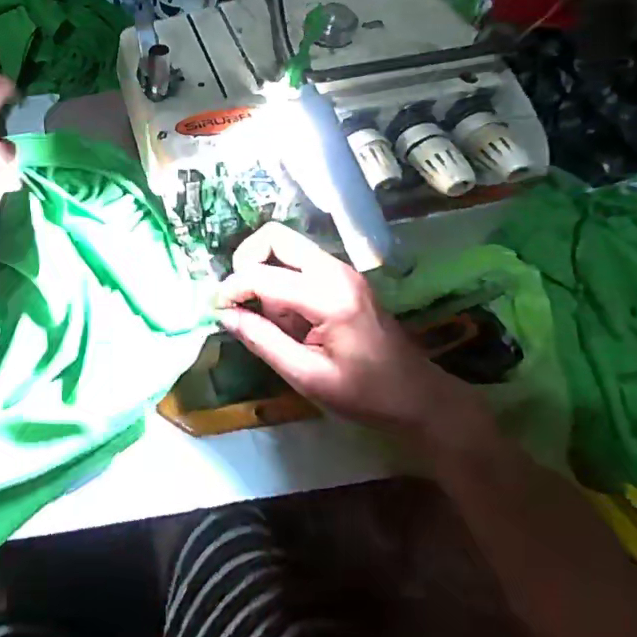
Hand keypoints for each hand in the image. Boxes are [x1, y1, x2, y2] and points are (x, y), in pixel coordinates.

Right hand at [212, 223, 492, 452]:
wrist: (420, 398)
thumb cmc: (366, 395)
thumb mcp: (307, 376)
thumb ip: (262, 341)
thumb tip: (223, 315)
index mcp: (329, 295)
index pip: (262, 275)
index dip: (231, 290)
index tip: (216, 312)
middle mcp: (335, 270)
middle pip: (274, 238)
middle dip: (246, 264)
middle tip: (238, 300)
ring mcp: (341, 271)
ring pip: (284, 249)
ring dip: (266, 277)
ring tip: (274, 323)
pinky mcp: (342, 278)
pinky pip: (298, 265)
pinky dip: (281, 284)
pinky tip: (290, 321)